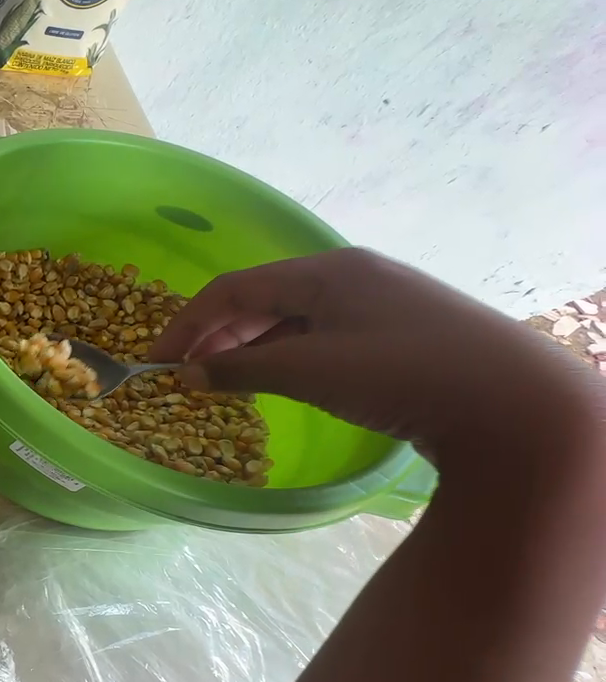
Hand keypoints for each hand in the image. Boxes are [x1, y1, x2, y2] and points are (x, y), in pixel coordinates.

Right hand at [151, 248, 603, 463]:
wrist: (525, 410)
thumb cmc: (401, 376)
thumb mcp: (305, 372)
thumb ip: (236, 369)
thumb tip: (187, 375)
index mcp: (325, 270)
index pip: (231, 289)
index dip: (185, 324)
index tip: (155, 361)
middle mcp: (352, 275)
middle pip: (260, 299)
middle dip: (215, 336)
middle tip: (186, 373)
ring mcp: (383, 301)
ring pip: (292, 318)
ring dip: (250, 347)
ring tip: (226, 380)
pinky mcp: (405, 330)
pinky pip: (324, 333)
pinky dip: (288, 354)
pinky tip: (280, 379)